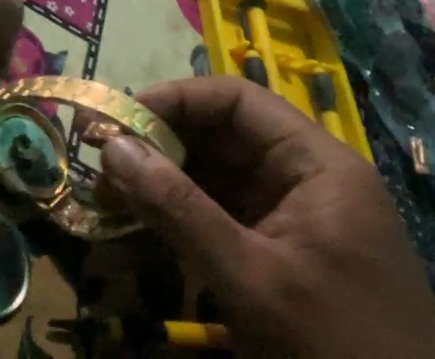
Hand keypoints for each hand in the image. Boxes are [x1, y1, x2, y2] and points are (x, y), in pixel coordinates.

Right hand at [101, 77, 434, 358]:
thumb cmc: (335, 347)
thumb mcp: (251, 278)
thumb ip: (178, 210)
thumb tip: (111, 145)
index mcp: (318, 165)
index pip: (236, 101)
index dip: (174, 100)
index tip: (117, 120)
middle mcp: (306, 180)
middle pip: (220, 137)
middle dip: (158, 147)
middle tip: (99, 162)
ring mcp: (293, 220)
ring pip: (213, 178)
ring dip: (160, 186)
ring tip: (105, 199)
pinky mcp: (279, 257)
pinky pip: (219, 220)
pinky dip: (177, 222)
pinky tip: (134, 235)